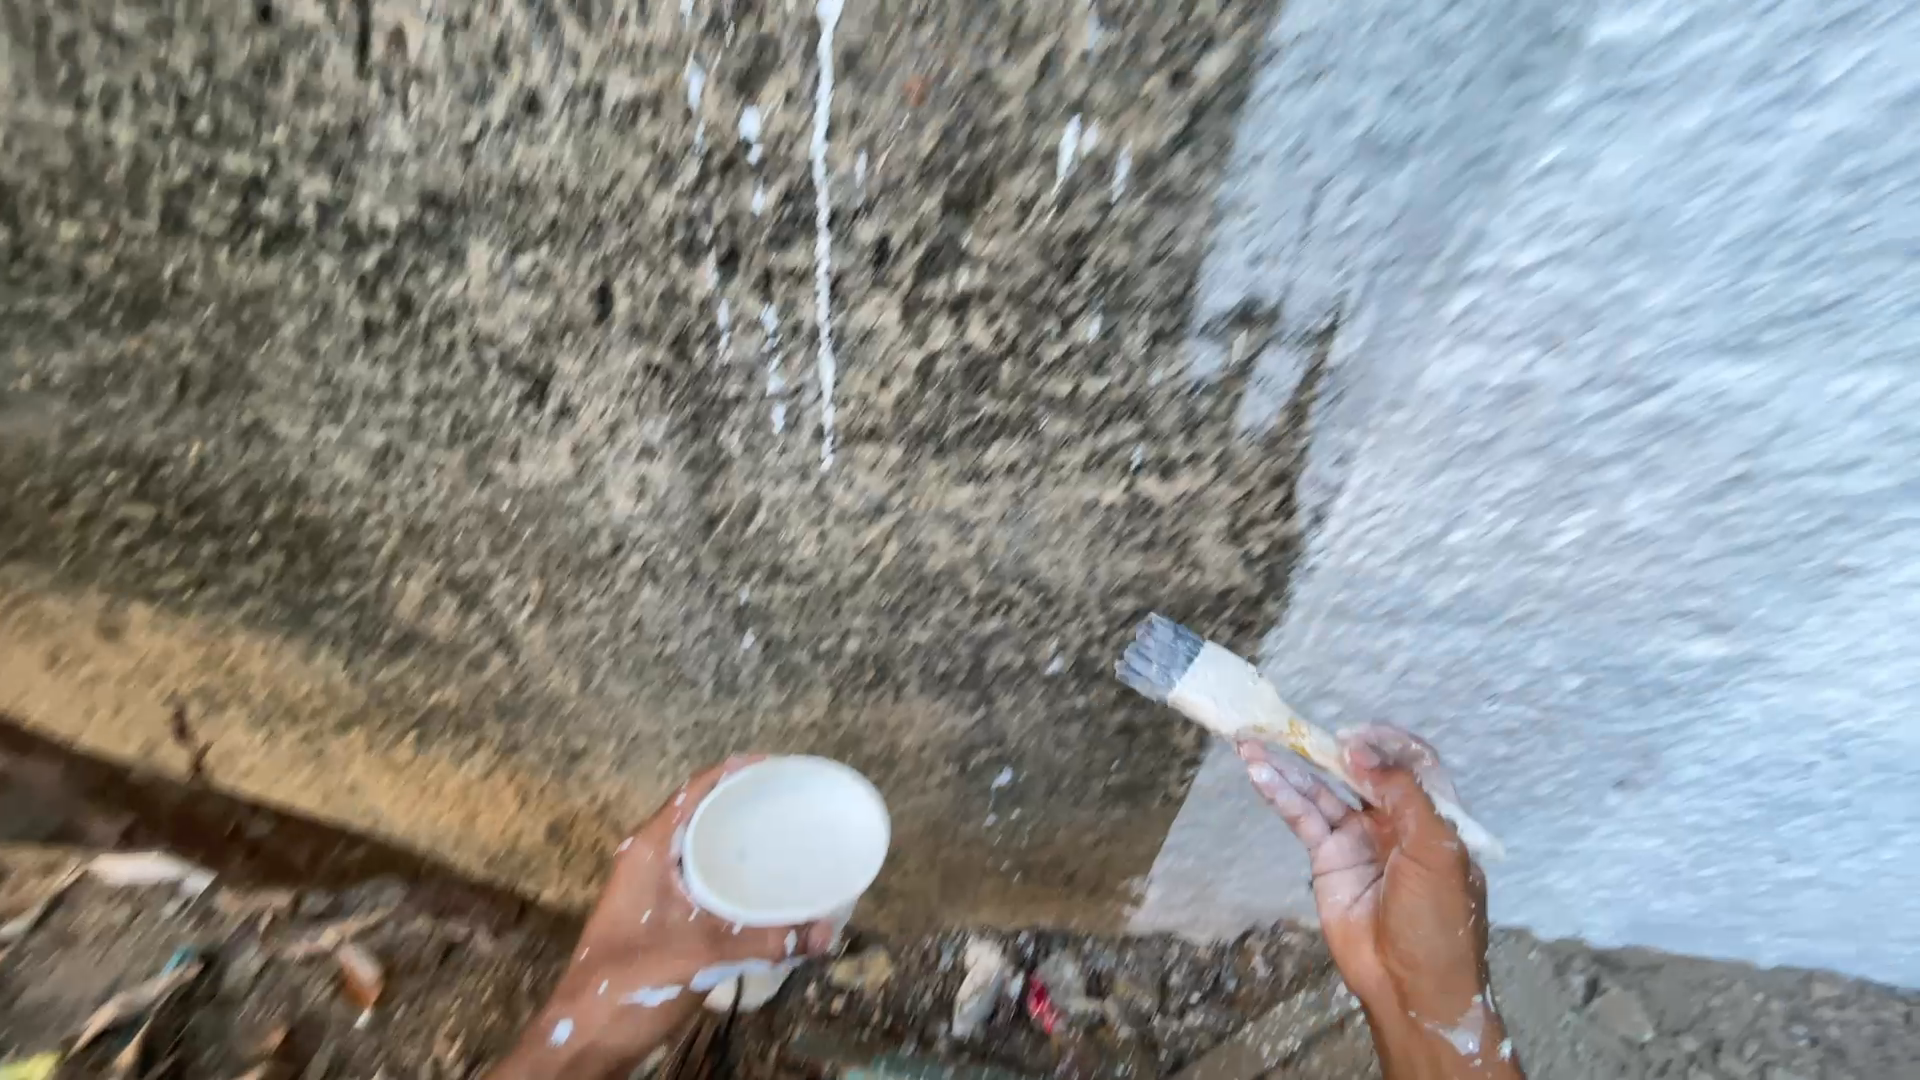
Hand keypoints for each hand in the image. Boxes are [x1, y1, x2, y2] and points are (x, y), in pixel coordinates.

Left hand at [489, 758, 837, 1079]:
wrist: (579, 1046)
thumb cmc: (630, 985)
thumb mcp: (704, 957)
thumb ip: (768, 943)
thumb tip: (829, 934)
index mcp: (651, 848)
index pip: (697, 789)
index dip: (737, 770)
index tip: (779, 766)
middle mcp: (649, 857)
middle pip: (701, 810)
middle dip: (743, 799)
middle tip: (790, 798)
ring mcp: (650, 886)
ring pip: (699, 843)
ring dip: (735, 834)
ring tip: (782, 832)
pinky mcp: (657, 912)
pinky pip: (699, 872)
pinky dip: (729, 866)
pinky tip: (758, 882)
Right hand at [1239, 725, 1520, 1078]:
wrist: (1413, 987)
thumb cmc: (1439, 920)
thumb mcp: (1436, 852)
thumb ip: (1402, 795)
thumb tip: (1358, 751)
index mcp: (1433, 818)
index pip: (1411, 763)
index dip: (1385, 742)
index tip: (1354, 734)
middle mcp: (1393, 821)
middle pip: (1354, 772)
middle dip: (1321, 748)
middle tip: (1285, 726)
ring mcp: (1356, 838)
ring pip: (1319, 791)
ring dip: (1287, 767)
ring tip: (1251, 745)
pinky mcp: (1326, 856)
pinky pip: (1301, 816)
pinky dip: (1279, 794)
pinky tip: (1259, 774)